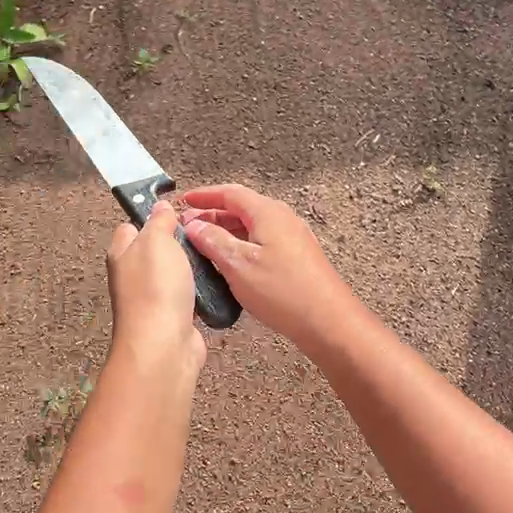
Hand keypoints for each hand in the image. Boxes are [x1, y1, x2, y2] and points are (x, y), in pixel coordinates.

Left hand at [106, 202, 205, 369]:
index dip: (151, 216)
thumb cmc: (155, 289)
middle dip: (178, 242)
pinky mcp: (173, 316)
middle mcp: (133, 275)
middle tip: (198, 235)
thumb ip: (159, 220)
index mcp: (122, 253)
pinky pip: (188, 296)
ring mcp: (152, 298)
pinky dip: (200, 292)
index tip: (175, 211)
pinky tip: (211, 287)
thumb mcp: (157, 240)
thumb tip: (160, 207)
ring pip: (175, 273)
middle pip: (157, 249)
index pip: (131, 225)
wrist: (164, 344)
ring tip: (210, 258)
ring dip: (192, 268)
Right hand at [179, 184, 354, 346]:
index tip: (184, 199)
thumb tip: (194, 225)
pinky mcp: (297, 256)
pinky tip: (231, 261)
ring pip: (252, 226)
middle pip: (242, 208)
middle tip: (188, 225)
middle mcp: (283, 218)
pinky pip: (263, 240)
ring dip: (226, 230)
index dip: (204, 195)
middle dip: (213, 214)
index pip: (230, 193)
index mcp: (268, 213)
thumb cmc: (283, 291)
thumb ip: (213, 241)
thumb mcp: (238, 264)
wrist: (327, 319)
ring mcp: (293, 237)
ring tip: (204, 244)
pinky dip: (242, 244)